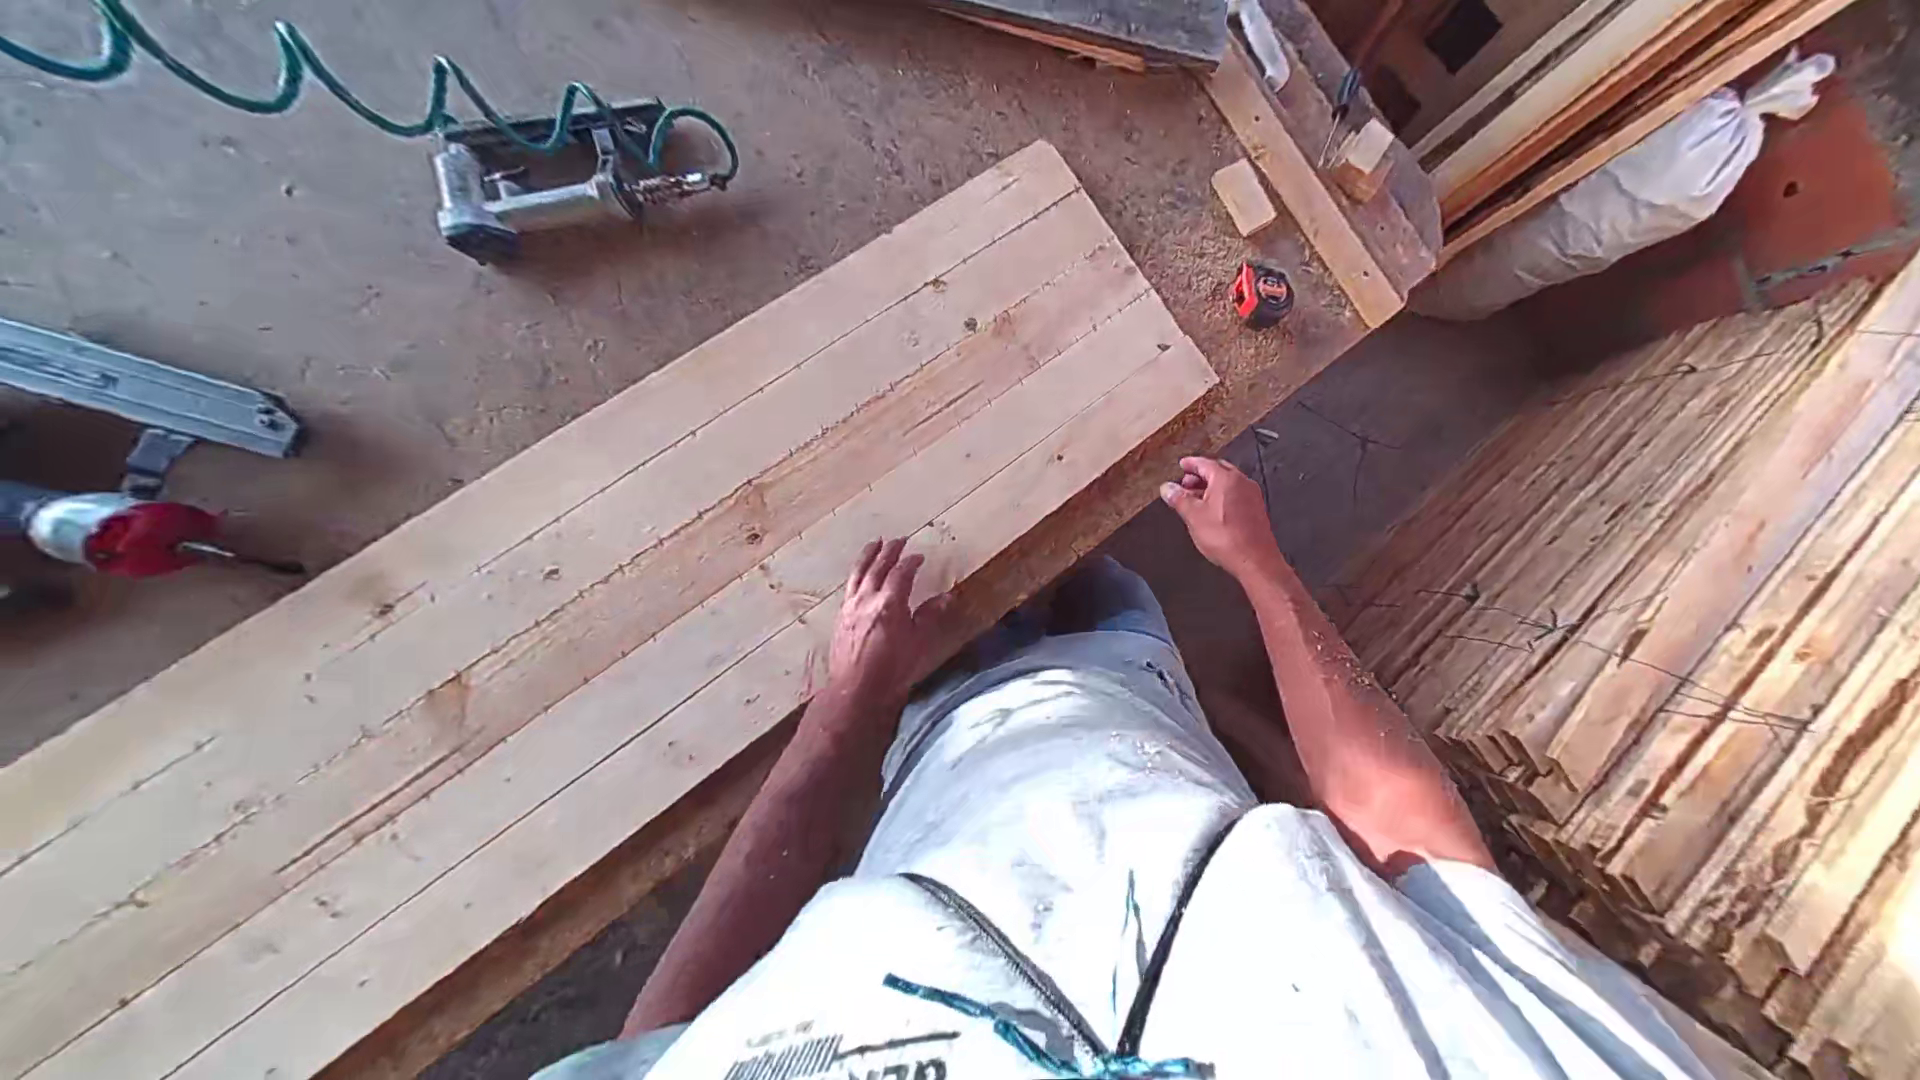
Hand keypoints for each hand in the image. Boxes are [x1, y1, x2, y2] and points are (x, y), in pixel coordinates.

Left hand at [824, 538, 946, 704]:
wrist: (857, 691)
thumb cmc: (892, 670)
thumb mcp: (918, 643)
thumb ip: (930, 616)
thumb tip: (946, 597)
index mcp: (889, 603)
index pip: (901, 573)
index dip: (911, 562)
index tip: (919, 556)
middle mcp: (867, 599)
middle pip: (878, 567)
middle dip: (889, 551)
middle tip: (897, 540)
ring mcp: (851, 607)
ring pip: (859, 573)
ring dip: (868, 556)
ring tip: (874, 544)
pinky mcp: (841, 617)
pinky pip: (850, 586)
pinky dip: (857, 574)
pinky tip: (860, 575)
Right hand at [1160, 456, 1284, 580]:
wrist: (1254, 560)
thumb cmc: (1228, 539)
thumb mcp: (1193, 516)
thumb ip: (1179, 499)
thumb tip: (1168, 489)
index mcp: (1226, 479)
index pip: (1205, 463)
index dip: (1190, 463)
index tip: (1183, 464)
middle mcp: (1242, 483)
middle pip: (1218, 470)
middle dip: (1200, 474)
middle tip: (1186, 482)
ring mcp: (1251, 496)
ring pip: (1228, 483)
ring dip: (1211, 486)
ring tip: (1195, 498)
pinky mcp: (1255, 510)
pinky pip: (1236, 495)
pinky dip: (1222, 496)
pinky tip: (1212, 510)